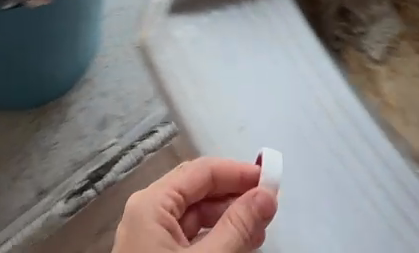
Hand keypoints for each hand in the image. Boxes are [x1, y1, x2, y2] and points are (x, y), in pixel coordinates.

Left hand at [112, 156, 278, 252]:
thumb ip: (239, 227)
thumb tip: (266, 195)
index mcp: (151, 204)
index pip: (201, 172)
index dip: (237, 172)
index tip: (271, 179)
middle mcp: (147, 215)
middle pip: (197, 191)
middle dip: (234, 196)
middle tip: (269, 206)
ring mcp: (149, 239)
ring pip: (194, 216)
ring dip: (228, 218)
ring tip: (261, 229)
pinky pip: (189, 238)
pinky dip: (216, 239)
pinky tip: (239, 246)